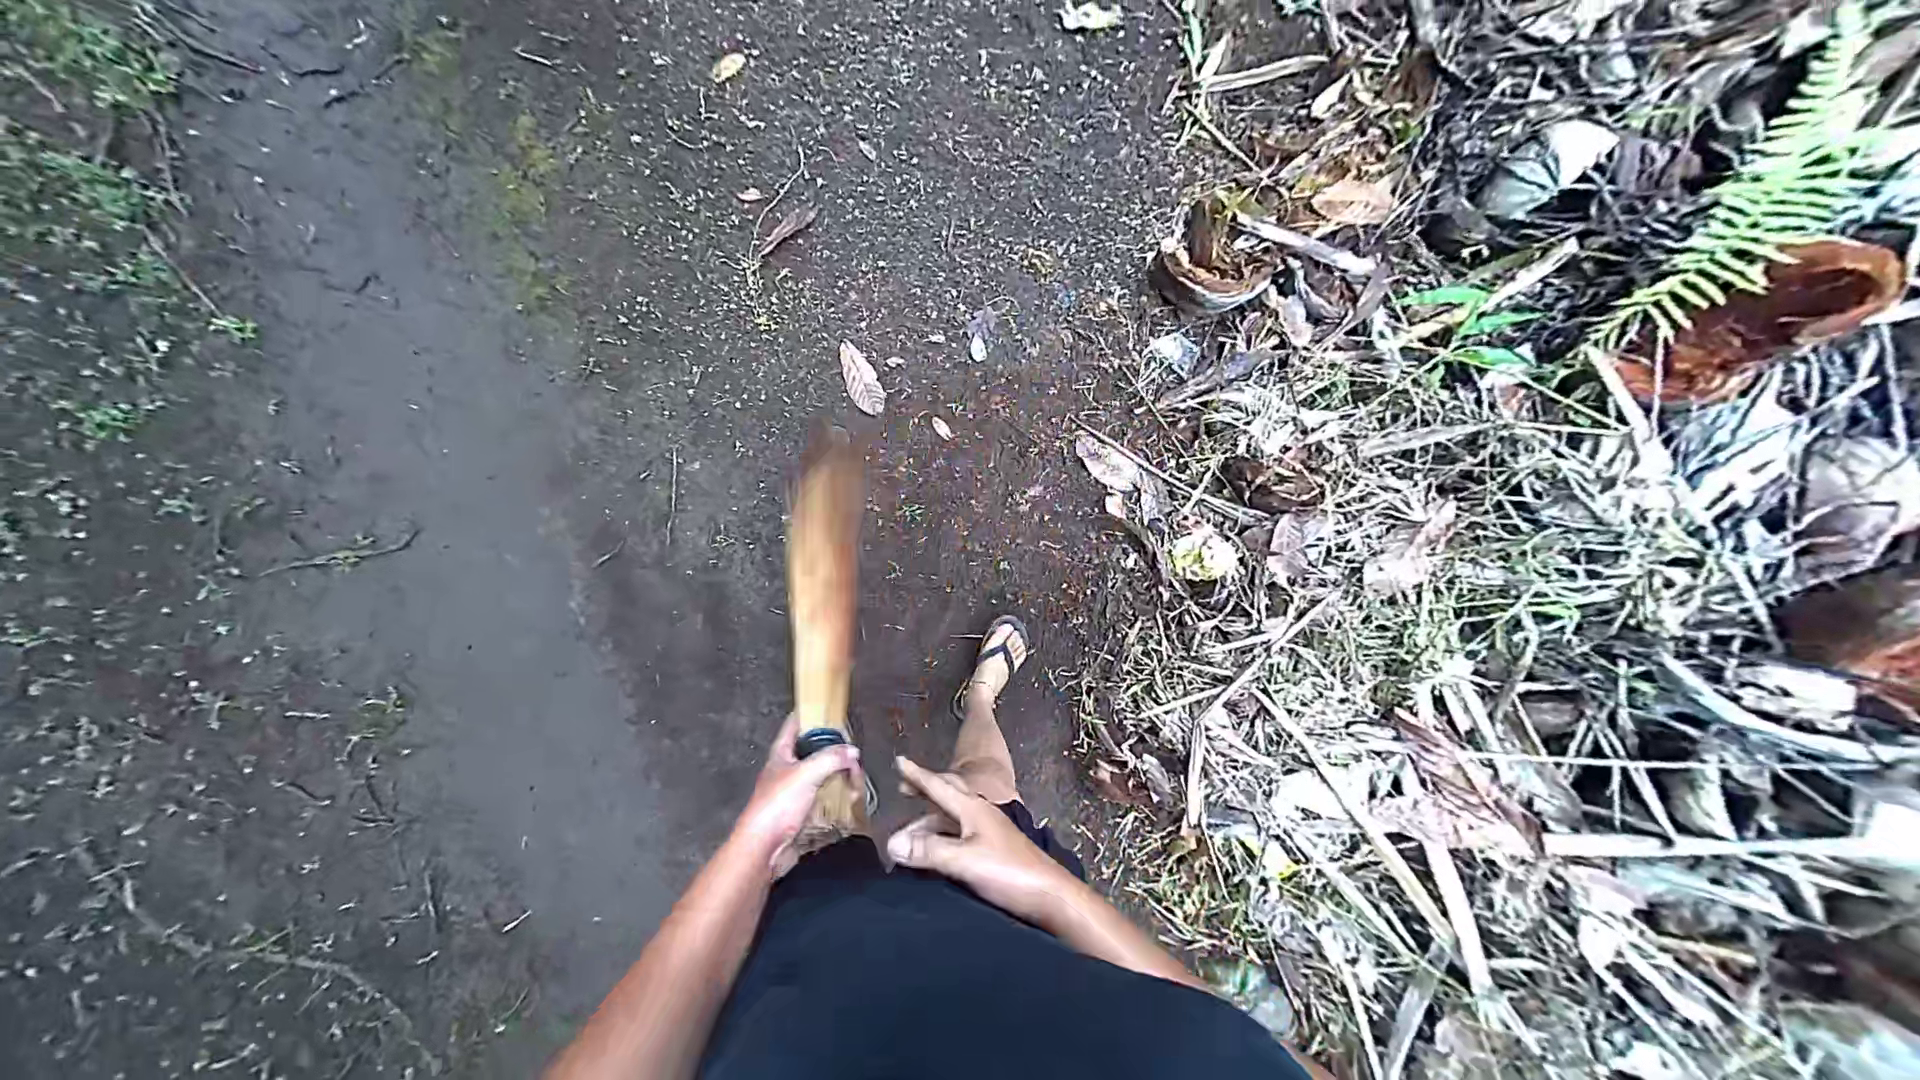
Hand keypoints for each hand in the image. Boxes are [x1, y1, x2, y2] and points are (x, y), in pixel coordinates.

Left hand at [731, 712, 861, 874]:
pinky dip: (835, 796)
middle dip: (831, 749)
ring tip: (855, 772)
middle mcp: (785, 770)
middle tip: (852, 747)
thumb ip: (831, 759)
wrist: (763, 848)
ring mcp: (792, 792)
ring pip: (818, 775)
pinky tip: (849, 797)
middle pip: (810, 751)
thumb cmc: (777, 804)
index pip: (794, 725)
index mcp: (781, 754)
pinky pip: (821, 798)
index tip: (828, 708)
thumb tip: (853, 752)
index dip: (809, 714)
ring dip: (836, 774)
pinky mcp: (799, 813)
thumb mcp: (806, 773)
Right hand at [886, 756, 1077, 924]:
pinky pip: (960, 835)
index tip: (899, 760)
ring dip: (930, 823)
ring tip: (908, 837)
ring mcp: (989, 832)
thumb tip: (891, 843)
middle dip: (924, 791)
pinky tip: (937, 853)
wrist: (1052, 896)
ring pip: (952, 819)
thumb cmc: (1010, 872)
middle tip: (903, 790)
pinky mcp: (995, 851)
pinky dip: (942, 838)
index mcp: (973, 807)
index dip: (917, 775)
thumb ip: (928, 851)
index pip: (938, 786)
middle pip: (947, 796)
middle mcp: (981, 813)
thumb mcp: (965, 860)